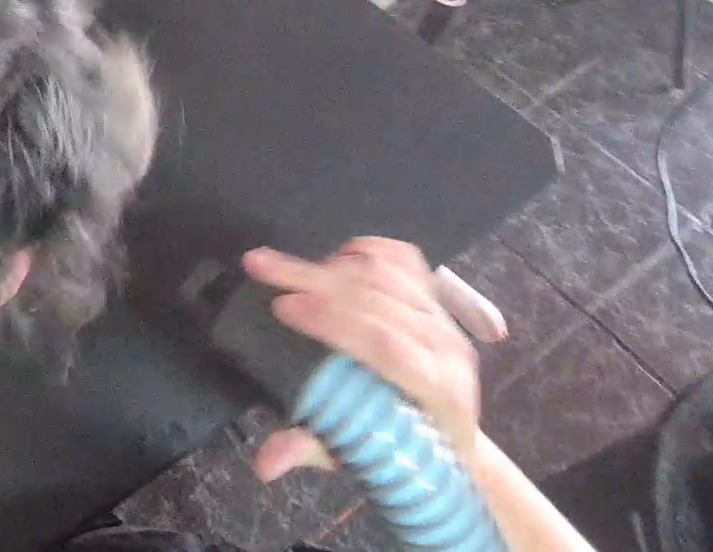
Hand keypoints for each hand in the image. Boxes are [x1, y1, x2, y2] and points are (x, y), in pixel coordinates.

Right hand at [242, 237, 481, 481]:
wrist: (452, 438)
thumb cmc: (400, 448)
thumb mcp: (356, 455)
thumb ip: (310, 450)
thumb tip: (263, 463)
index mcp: (439, 392)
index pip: (386, 345)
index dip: (331, 321)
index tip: (281, 307)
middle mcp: (448, 348)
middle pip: (377, 299)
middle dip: (311, 279)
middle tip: (260, 267)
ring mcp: (445, 317)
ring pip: (386, 274)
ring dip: (328, 264)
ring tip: (285, 267)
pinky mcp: (436, 297)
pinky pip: (404, 258)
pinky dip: (364, 249)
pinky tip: (332, 256)